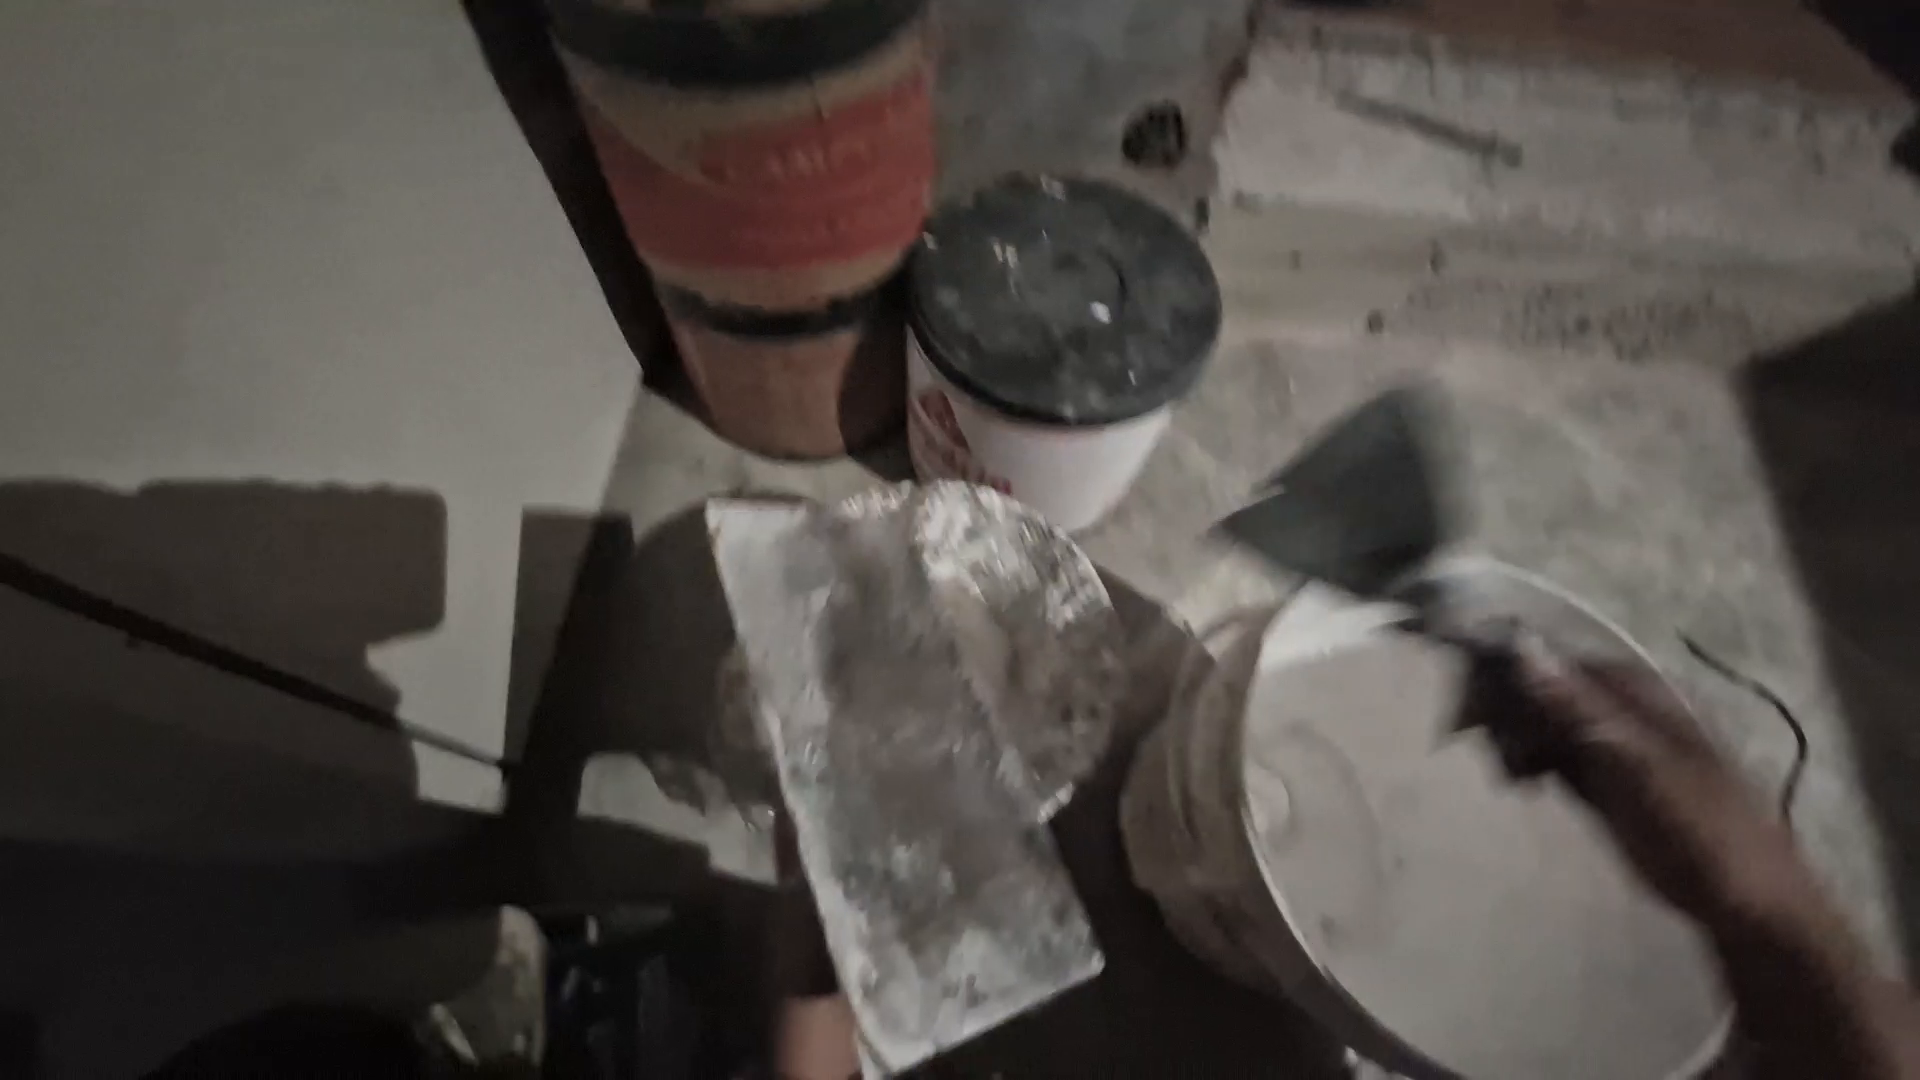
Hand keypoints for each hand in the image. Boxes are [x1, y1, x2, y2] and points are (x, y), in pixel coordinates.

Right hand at [1507, 647, 1820, 931]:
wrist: (1745, 905)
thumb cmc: (1699, 826)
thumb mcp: (1635, 761)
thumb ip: (1577, 705)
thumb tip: (1521, 645)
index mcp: (1630, 692)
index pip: (1548, 659)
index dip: (1500, 667)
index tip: (1463, 692)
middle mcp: (1612, 707)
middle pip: (1534, 688)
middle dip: (1500, 710)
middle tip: (1477, 739)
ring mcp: (1603, 742)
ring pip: (1532, 721)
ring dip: (1508, 739)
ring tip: (1507, 771)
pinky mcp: (1594, 775)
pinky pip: (1542, 753)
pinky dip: (1523, 762)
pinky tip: (1516, 782)